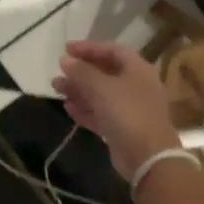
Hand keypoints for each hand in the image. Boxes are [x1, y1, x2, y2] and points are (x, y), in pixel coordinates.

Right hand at [53, 40, 183, 170]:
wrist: (147, 156)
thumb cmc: (127, 113)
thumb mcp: (100, 87)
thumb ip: (81, 71)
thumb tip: (65, 60)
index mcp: (138, 70)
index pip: (112, 50)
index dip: (89, 47)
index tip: (66, 49)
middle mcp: (136, 86)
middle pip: (105, 72)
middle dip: (80, 71)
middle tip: (59, 71)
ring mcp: (130, 108)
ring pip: (101, 94)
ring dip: (78, 90)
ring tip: (56, 88)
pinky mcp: (123, 128)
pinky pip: (101, 113)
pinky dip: (85, 108)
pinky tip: (67, 107)